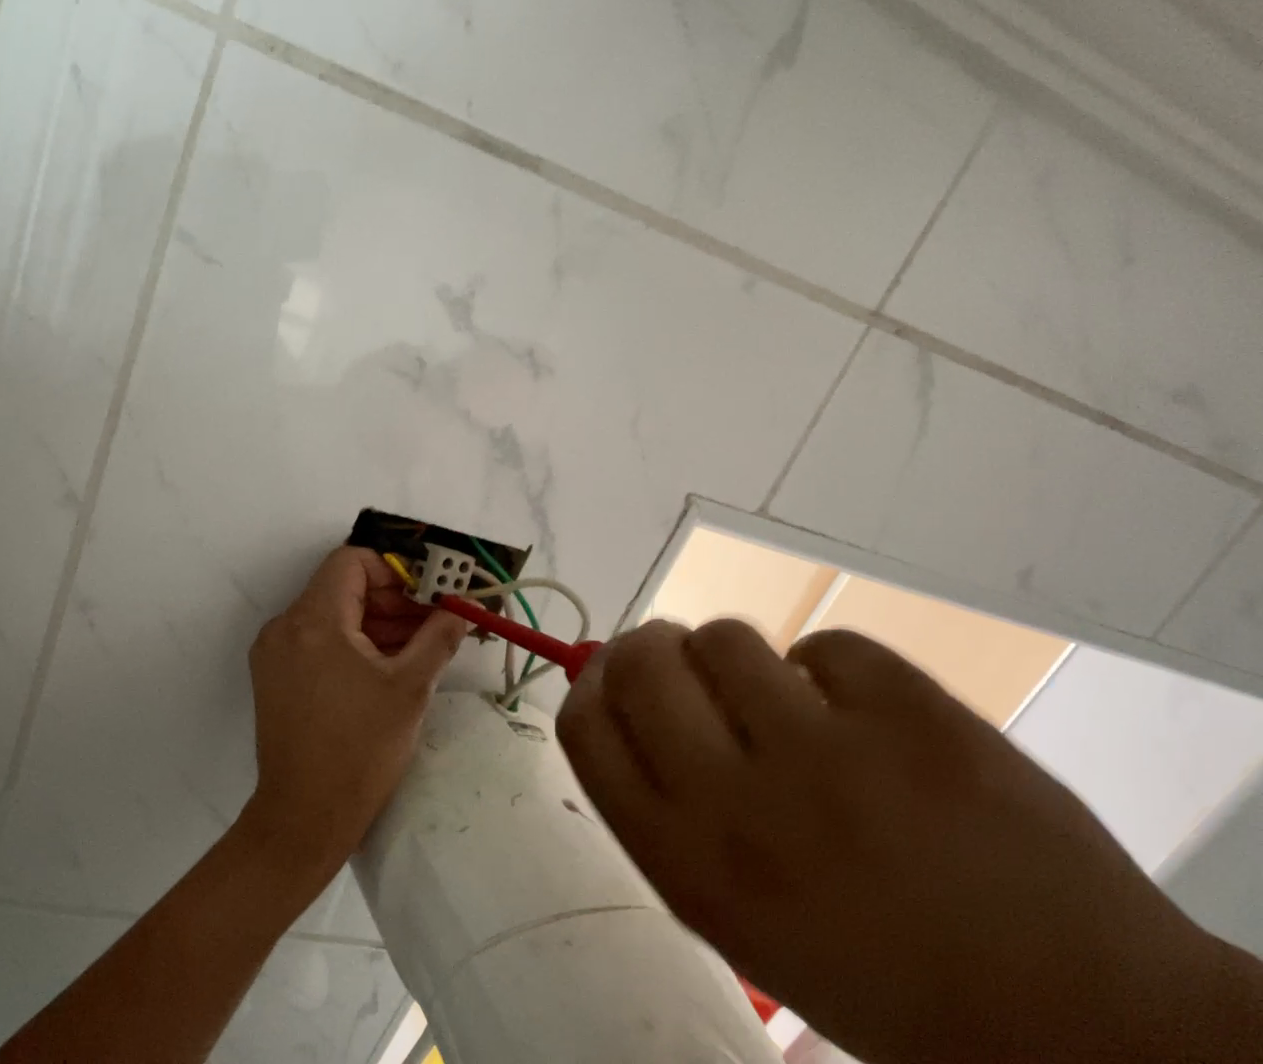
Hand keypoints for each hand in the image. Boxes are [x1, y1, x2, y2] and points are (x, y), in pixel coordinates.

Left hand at [241, 546, 469, 873]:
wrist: (304, 816)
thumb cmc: (361, 750)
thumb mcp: (409, 689)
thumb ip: (438, 637)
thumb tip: (463, 609)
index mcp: (312, 620)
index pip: (351, 561)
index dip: (394, 570)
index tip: (430, 594)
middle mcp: (285, 627)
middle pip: (341, 588)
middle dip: (392, 599)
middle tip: (437, 621)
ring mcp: (274, 654)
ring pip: (330, 616)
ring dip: (375, 623)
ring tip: (421, 647)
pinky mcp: (274, 679)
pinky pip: (316, 643)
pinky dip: (351, 644)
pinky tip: (387, 667)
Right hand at [557, 619, 1259, 1063]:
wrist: (1068, 1020)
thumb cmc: (870, 974)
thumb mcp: (730, 916)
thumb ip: (664, 813)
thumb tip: (623, 702)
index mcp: (684, 860)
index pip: (586, 726)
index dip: (592, 685)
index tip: (613, 680)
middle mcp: (735, 800)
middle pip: (639, 662)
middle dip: (650, 648)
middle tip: (686, 667)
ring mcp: (829, 751)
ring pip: (729, 637)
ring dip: (742, 660)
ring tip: (786, 702)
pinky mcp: (917, 715)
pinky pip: (829, 646)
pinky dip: (833, 670)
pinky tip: (863, 717)